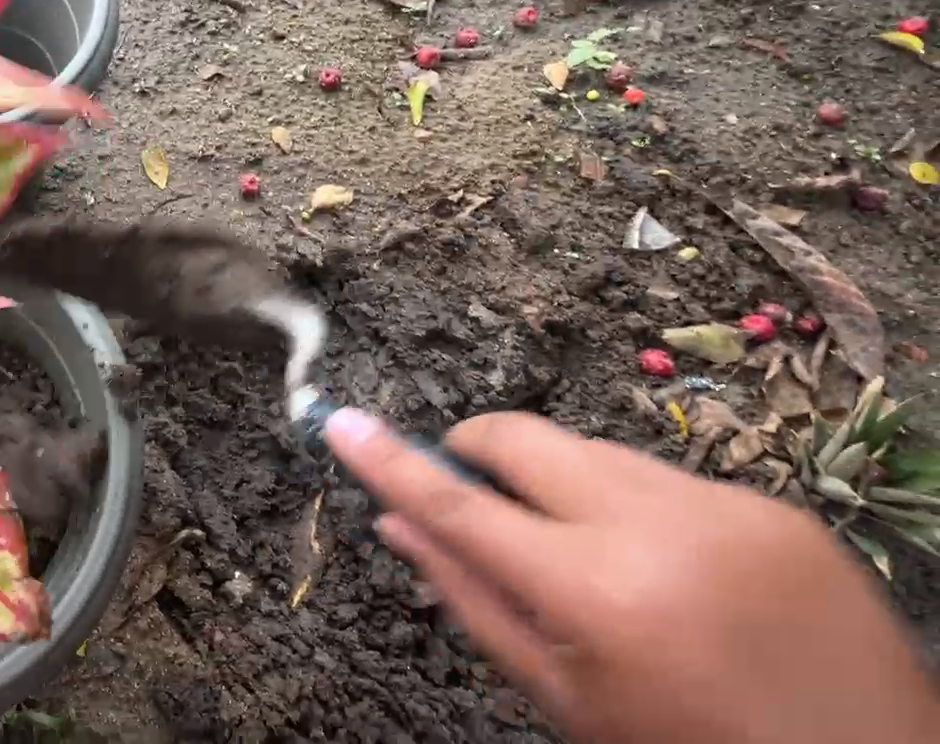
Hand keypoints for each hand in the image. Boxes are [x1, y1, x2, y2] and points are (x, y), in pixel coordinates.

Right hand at [324, 408, 939, 743]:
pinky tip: (665, 564)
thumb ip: (468, 595)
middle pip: (520, 438)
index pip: (457, 505)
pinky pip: (658, 474)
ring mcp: (727, 509)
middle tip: (476, 493)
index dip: (389, 460)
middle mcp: (660, 531)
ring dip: (557, 483)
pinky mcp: (775, 506)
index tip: (340, 422)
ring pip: (585, 450)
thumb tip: (396, 521)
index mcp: (598, 595)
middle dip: (477, 450)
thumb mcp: (561, 693)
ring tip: (590, 551)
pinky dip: (628, 503)